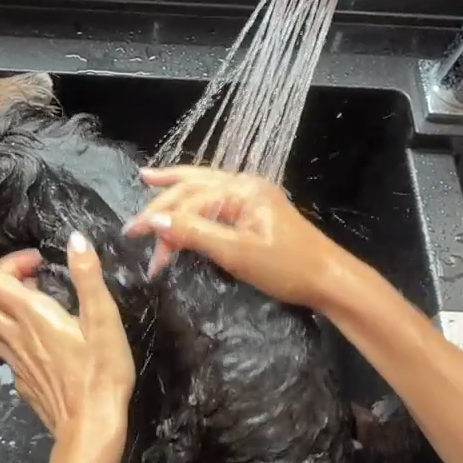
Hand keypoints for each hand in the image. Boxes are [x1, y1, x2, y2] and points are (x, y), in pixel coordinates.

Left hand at [0, 233, 135, 460]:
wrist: (90, 427)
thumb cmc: (101, 372)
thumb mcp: (104, 318)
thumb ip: (88, 276)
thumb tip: (76, 239)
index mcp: (32, 316)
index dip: (11, 264)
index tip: (40, 263)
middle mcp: (15, 336)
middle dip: (0, 285)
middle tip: (32, 284)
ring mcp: (15, 362)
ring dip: (2, 311)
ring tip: (33, 309)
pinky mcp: (22, 381)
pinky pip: (4, 352)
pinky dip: (13, 338)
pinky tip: (40, 343)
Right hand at [123, 166, 348, 308]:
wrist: (329, 280)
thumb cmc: (286, 267)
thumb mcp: (236, 253)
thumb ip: (194, 233)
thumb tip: (156, 219)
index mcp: (241, 190)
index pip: (188, 199)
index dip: (158, 218)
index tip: (133, 236)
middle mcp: (245, 186)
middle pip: (193, 186)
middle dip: (162, 205)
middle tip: (133, 226)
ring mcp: (252, 198)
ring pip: (204, 189)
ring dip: (176, 194)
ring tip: (149, 182)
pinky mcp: (256, 213)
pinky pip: (217, 201)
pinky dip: (195, 204)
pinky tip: (184, 204)